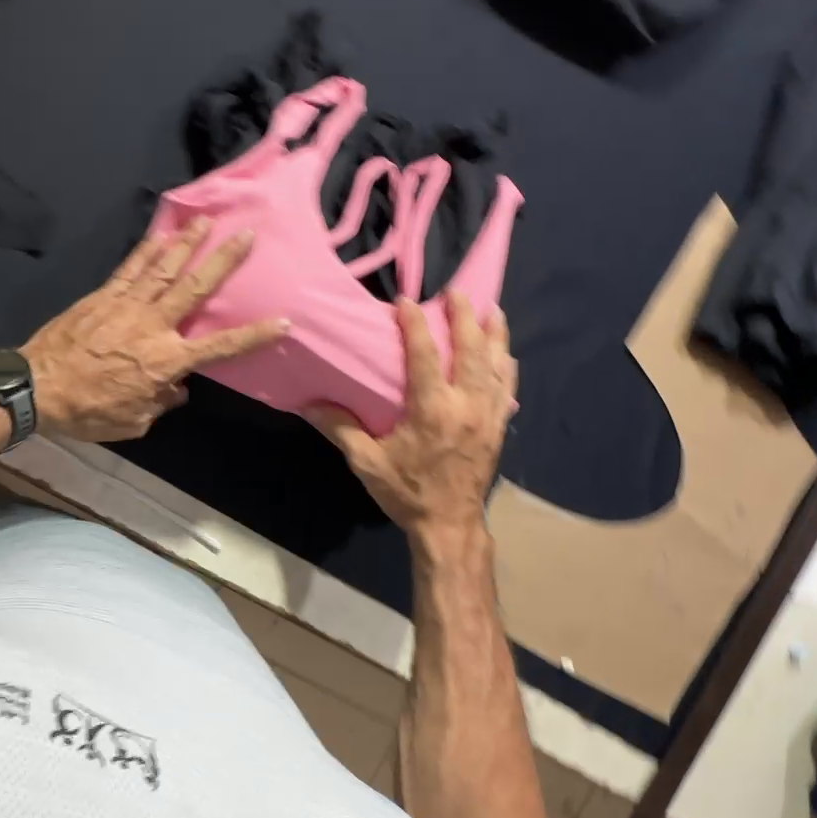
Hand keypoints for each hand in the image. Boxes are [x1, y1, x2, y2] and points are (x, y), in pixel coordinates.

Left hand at [21, 219, 288, 441]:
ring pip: (164, 269)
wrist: (38, 388)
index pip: (220, 346)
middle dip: (223, 260)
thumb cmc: (87, 412)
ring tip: (205, 221)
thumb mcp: (132, 423)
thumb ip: (160, 404)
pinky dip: (147, 251)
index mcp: (165, 362)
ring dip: (187, 243)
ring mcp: (126, 306)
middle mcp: (153, 326)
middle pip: (195, 288)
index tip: (282, 321)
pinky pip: (130, 269)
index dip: (253, 335)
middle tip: (246, 234)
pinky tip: (160, 235)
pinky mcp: (102, 296)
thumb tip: (177, 390)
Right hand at [306, 293, 516, 544]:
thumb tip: (308, 406)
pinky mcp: (499, 426)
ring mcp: (488, 414)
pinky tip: (504, 354)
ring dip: (495, 333)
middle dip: (465, 316)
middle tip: (457, 293)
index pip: (424, 354)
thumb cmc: (406, 492)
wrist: (448, 524)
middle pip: (471, 348)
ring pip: (497, 363)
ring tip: (491, 310)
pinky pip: (508, 387)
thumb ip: (341, 429)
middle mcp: (466, 404)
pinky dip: (506, 365)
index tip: (406, 301)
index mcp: (431, 409)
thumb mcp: (367, 463)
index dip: (414, 324)